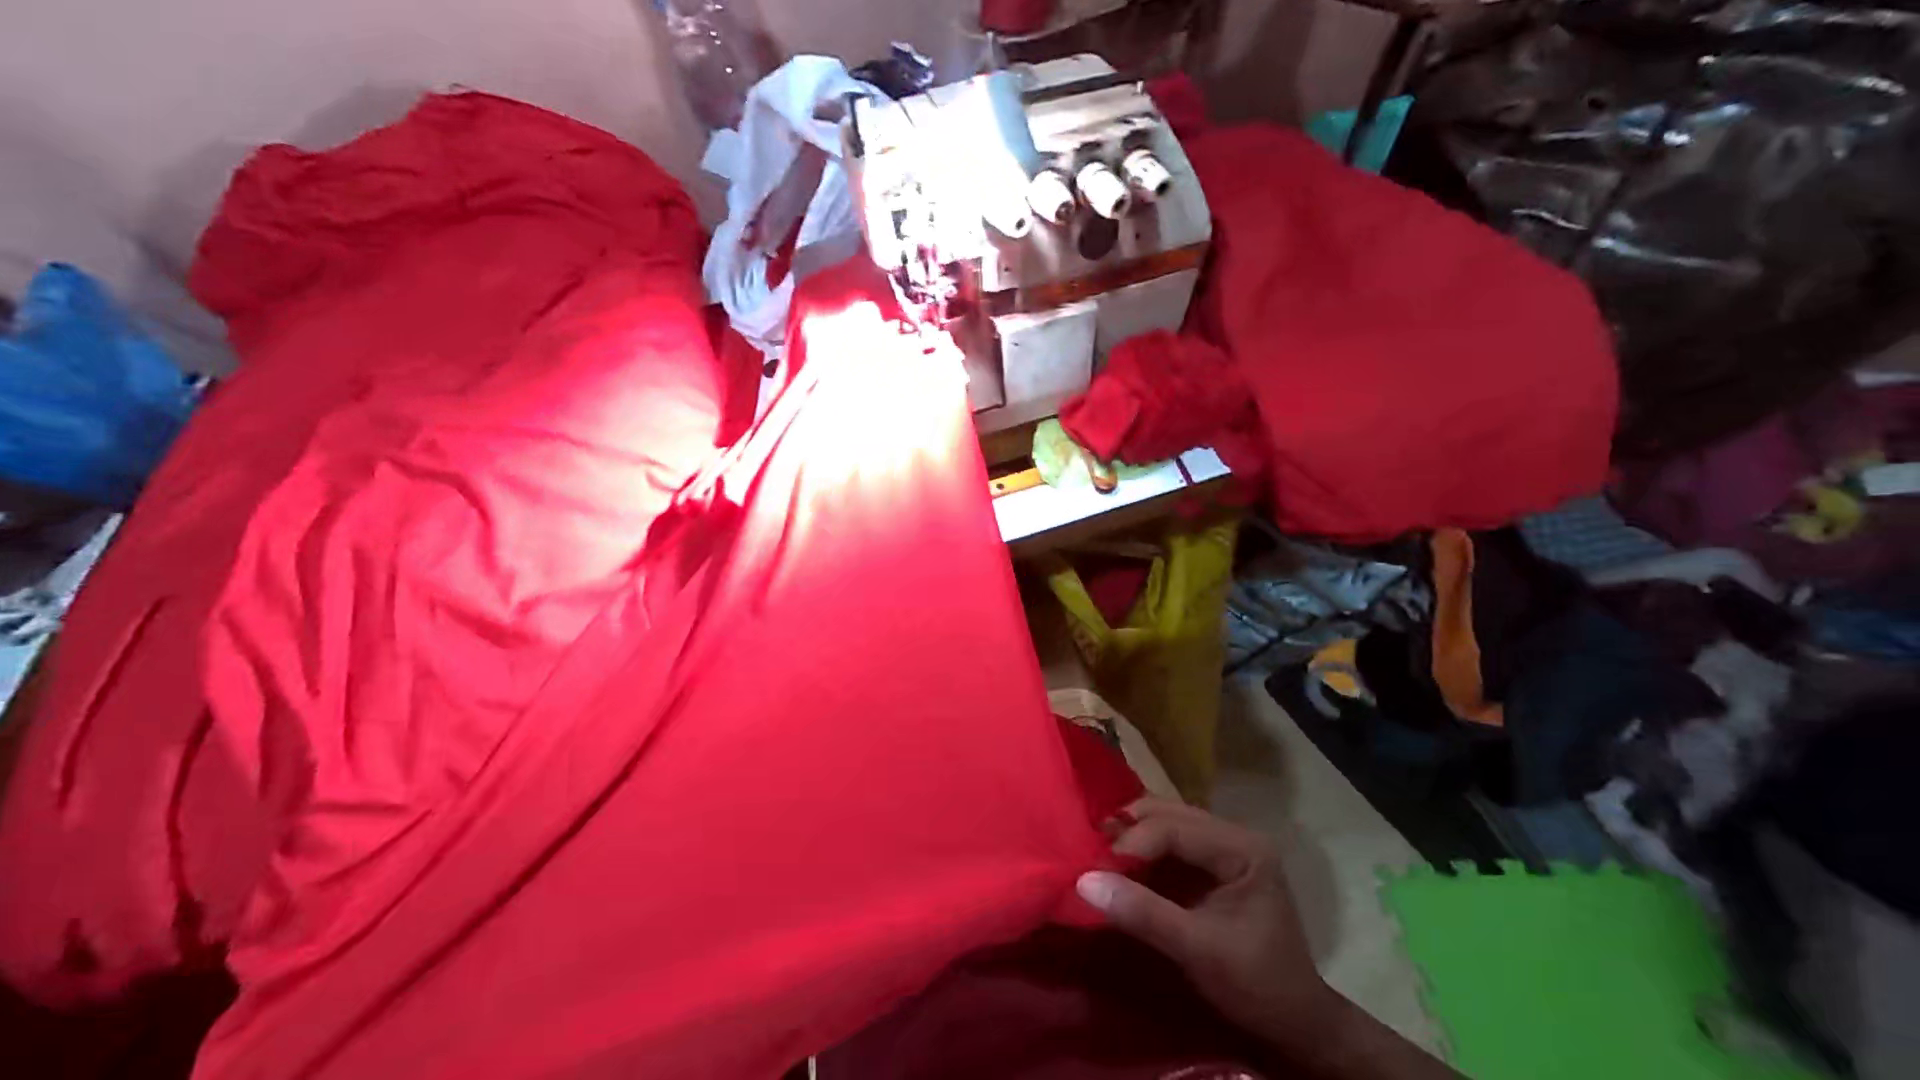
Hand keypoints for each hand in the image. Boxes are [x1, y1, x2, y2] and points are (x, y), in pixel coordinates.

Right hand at [1075, 797, 1338, 1048]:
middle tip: (1092, 854)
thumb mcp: (1199, 950)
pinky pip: (1167, 842)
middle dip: (1127, 831)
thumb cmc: (1256, 985)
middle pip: (1168, 814)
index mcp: (1243, 848)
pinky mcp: (1209, 865)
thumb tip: (1084, 881)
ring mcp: (1223, 847)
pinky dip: (1140, 851)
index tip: (1096, 869)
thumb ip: (1144, 913)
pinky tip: (1118, 866)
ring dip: (1130, 837)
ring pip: (1164, 822)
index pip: (1175, 827)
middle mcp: (1234, 836)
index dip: (1132, 843)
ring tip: (1100, 858)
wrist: (1295, 1024)